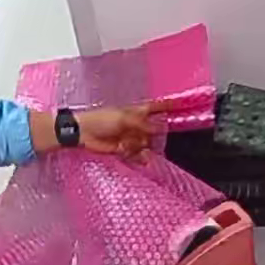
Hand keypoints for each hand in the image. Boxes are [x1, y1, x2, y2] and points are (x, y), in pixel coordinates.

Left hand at [33, 102, 170, 160]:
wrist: (84, 134)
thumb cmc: (101, 120)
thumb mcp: (123, 119)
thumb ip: (142, 124)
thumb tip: (158, 129)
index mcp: (136, 112)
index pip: (156, 108)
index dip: (167, 108)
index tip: (180, 107)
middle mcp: (136, 125)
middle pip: (153, 131)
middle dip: (150, 136)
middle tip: (136, 136)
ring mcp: (130, 138)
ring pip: (145, 144)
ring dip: (138, 147)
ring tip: (124, 145)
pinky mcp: (124, 150)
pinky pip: (137, 155)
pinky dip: (136, 157)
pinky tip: (131, 155)